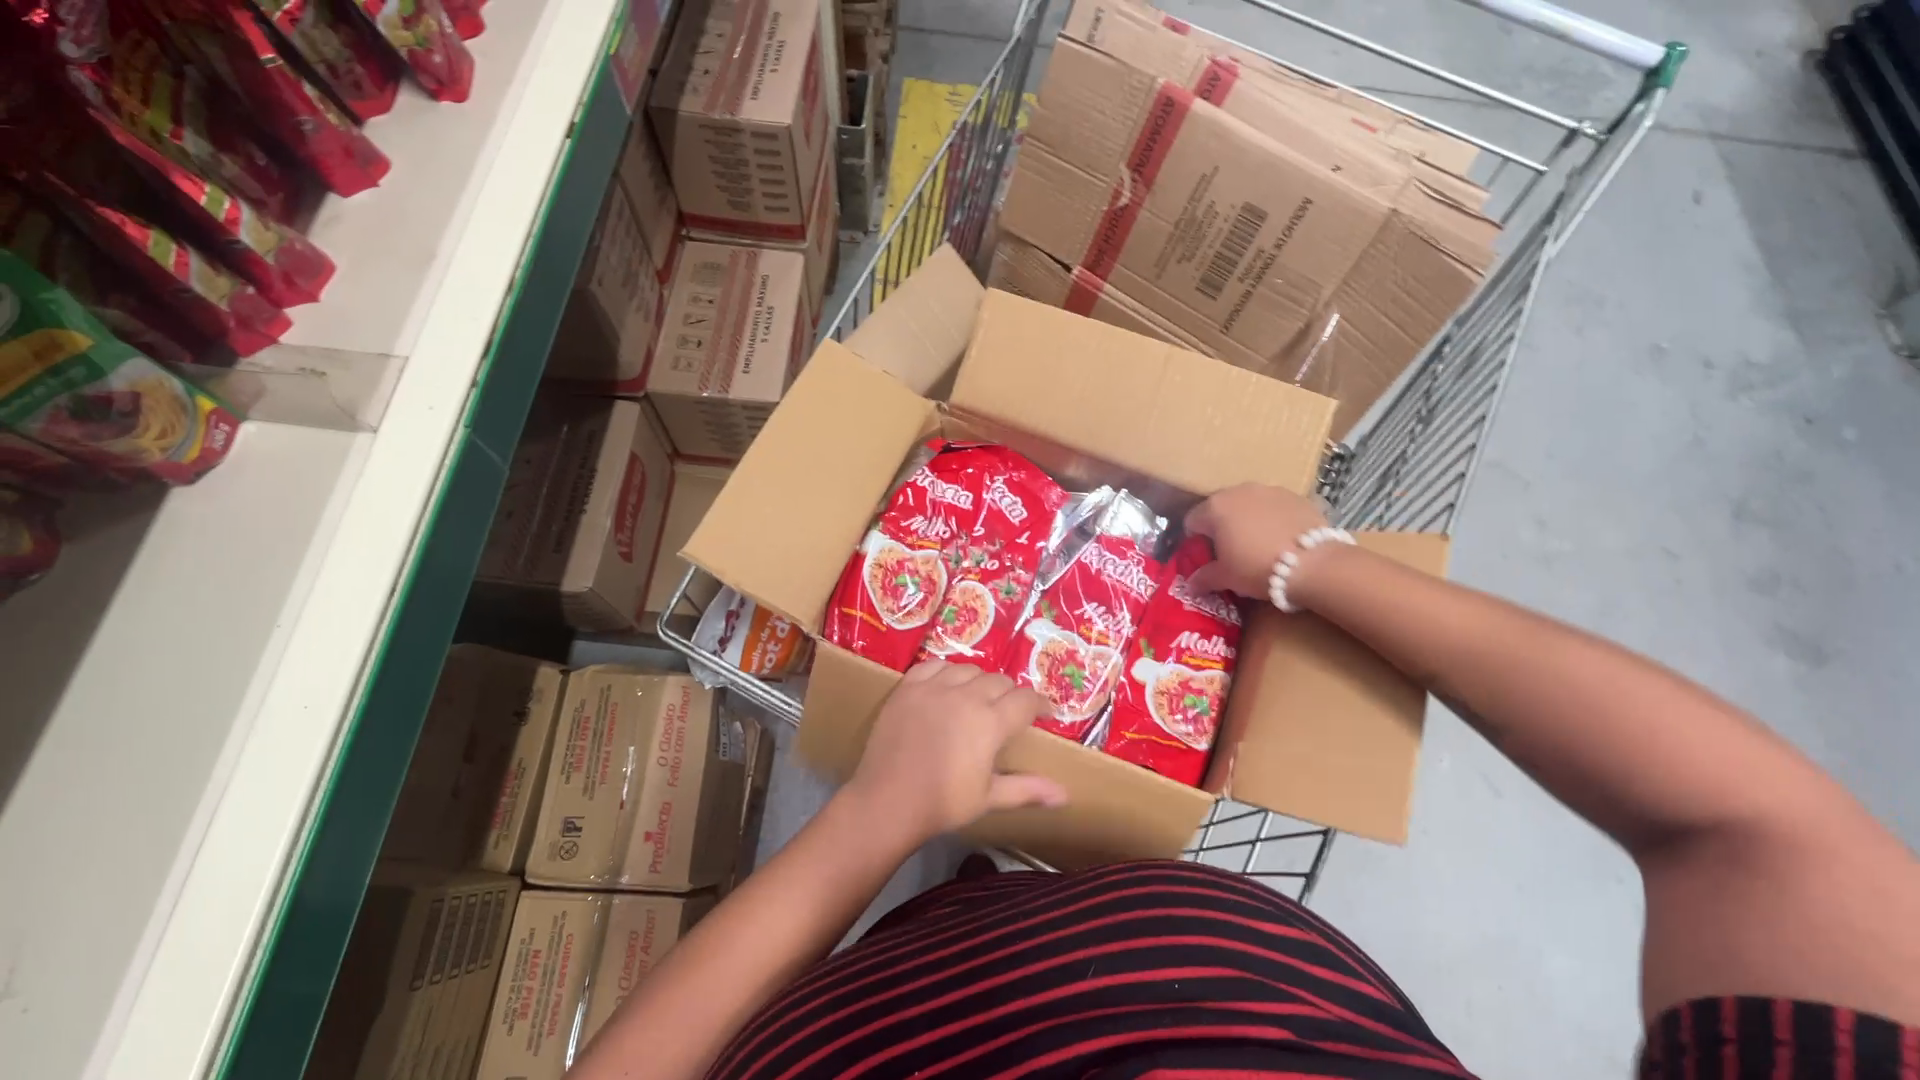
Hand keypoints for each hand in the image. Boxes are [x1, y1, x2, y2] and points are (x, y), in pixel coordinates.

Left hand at [843, 661, 1068, 843]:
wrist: (888, 801)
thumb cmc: (943, 804)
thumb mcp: (989, 798)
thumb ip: (1028, 789)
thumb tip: (1065, 796)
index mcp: (990, 722)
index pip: (1026, 700)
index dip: (1040, 705)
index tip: (1045, 713)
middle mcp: (966, 696)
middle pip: (999, 682)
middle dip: (1010, 695)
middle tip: (1008, 712)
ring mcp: (934, 688)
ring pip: (968, 670)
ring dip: (979, 681)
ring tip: (978, 698)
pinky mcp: (907, 688)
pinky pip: (933, 665)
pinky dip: (946, 672)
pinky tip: (947, 686)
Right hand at [1183, 483, 1330, 599]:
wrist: (1312, 563)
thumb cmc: (1257, 568)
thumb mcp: (1226, 578)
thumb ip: (1204, 578)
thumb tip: (1191, 585)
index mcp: (1215, 508)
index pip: (1192, 520)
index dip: (1196, 540)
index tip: (1206, 556)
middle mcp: (1239, 491)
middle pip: (1221, 508)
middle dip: (1223, 527)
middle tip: (1232, 551)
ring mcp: (1269, 490)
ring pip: (1249, 504)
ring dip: (1249, 519)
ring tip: (1260, 544)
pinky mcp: (1296, 495)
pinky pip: (1276, 506)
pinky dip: (1274, 518)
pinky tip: (1282, 538)